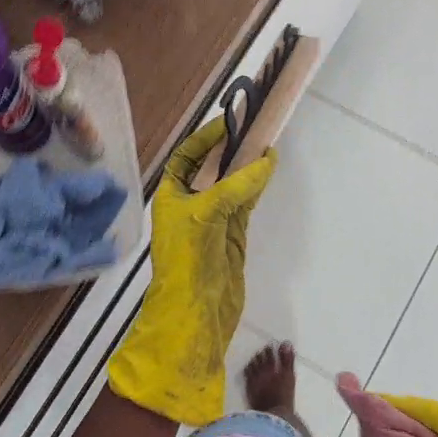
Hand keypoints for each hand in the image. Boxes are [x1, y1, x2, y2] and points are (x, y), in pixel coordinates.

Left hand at [107, 116, 276, 425]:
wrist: (195, 313)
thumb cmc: (188, 258)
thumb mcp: (206, 214)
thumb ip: (237, 185)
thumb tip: (267, 158)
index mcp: (170, 196)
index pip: (186, 158)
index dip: (205, 139)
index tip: (230, 123)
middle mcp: (189, 205)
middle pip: (211, 169)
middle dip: (230, 150)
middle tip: (255, 127)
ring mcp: (213, 222)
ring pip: (232, 186)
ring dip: (247, 167)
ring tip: (267, 143)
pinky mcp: (233, 237)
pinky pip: (245, 205)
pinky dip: (256, 188)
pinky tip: (267, 171)